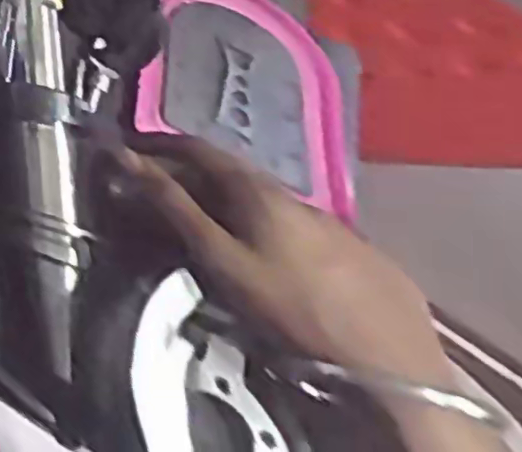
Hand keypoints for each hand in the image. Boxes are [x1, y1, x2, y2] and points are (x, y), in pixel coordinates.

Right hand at [117, 137, 455, 386]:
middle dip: (195, 177)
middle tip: (165, 191)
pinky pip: (309, 230)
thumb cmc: (290, 310)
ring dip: (236, 203)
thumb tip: (125, 155)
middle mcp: (300, 197)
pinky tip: (278, 256)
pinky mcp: (372, 259)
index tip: (134, 149)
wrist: (397, 377)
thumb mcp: (219, 257)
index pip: (200, 148)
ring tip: (216, 224)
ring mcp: (342, 227)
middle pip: (236, 175)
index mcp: (260, 191)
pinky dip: (277, 228)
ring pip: (274, 203)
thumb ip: (172, 204)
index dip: (162, 144)